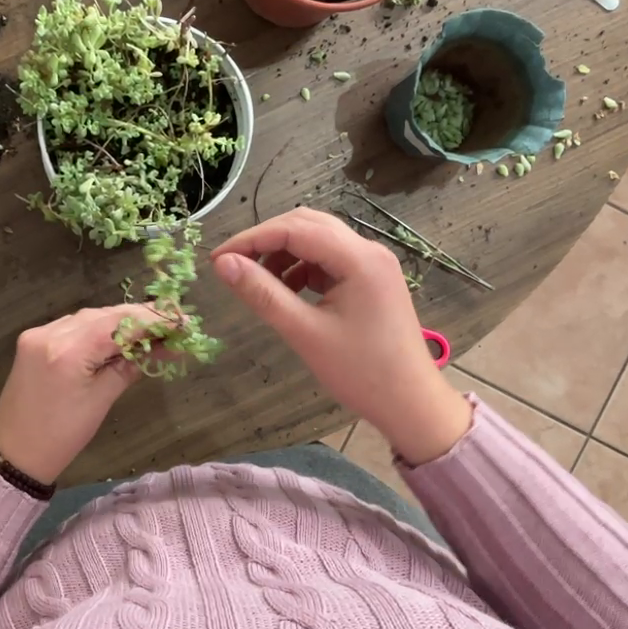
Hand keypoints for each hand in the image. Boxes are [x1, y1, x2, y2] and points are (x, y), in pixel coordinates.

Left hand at [0, 305, 160, 484]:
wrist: (14, 453)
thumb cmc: (62, 436)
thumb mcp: (102, 400)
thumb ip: (134, 366)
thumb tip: (169, 347)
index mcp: (68, 350)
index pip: (120, 323)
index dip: (154, 319)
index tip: (183, 321)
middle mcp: (51, 332)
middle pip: (105, 315)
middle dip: (141, 318)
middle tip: (174, 324)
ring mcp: (39, 333)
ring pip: (90, 317)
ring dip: (121, 321)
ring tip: (154, 330)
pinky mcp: (34, 339)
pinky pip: (74, 326)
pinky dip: (99, 328)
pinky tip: (120, 336)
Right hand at [211, 209, 471, 463]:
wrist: (410, 403)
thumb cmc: (360, 372)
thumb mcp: (304, 332)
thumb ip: (262, 293)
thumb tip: (223, 264)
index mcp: (358, 258)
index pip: (294, 229)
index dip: (251, 239)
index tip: (217, 259)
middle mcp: (368, 250)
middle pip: (306, 224)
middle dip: (266, 240)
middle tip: (232, 265)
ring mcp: (372, 264)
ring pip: (317, 239)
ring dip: (283, 253)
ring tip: (258, 282)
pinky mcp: (371, 279)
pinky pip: (329, 259)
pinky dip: (301, 267)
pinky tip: (286, 291)